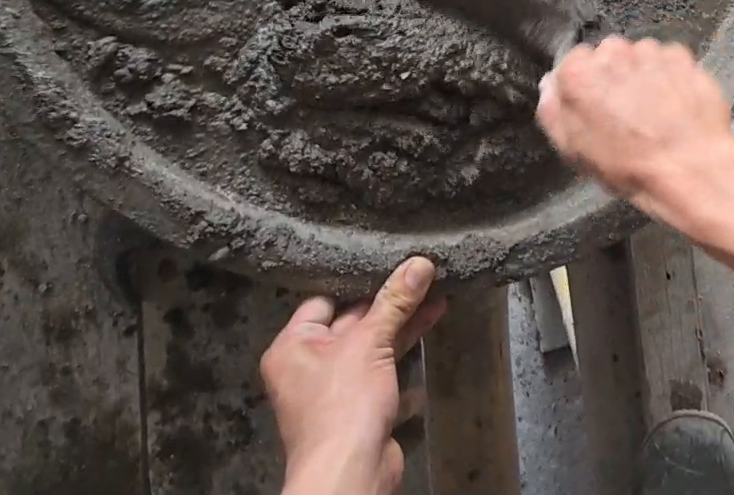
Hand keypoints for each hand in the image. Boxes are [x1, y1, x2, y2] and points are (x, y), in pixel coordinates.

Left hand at [263, 256, 447, 494]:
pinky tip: (432, 338)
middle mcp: (309, 366)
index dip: (357, 283)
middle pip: (353, 322)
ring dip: (404, 328)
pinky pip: (384, 375)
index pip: (324, 300)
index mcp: (294, 346)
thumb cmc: (345, 402)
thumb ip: (396, 301)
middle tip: (424, 275)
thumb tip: (421, 262)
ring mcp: (335, 391)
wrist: (350, 476)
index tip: (390, 260)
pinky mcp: (359, 411)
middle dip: (390, 304)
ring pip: (373, 348)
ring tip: (439, 298)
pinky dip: (405, 364)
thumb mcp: (371, 342)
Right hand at [535, 37, 733, 220]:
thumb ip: (554, 112)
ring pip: (640, 56)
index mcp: (578, 75)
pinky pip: (669, 60)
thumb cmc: (628, 167)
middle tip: (627, 109)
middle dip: (615, 75)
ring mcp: (649, 53)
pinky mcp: (681, 57)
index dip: (586, 85)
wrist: (689, 169)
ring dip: (644, 74)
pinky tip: (676, 104)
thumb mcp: (574, 151)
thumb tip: (551, 85)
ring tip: (655, 110)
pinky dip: (671, 76)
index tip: (597, 106)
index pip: (574, 63)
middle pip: (609, 55)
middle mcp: (612, 53)